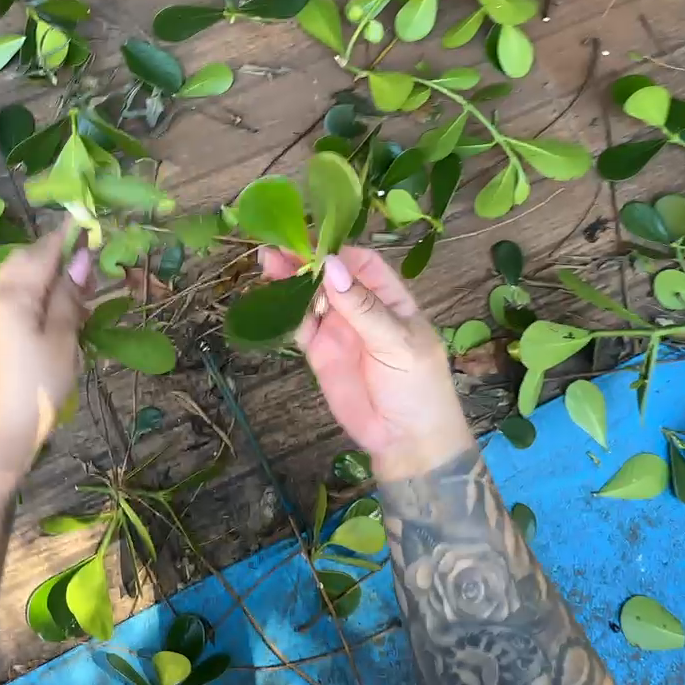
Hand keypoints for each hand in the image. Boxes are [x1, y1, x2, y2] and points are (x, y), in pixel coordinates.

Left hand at [0, 230, 91, 478]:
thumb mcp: (63, 339)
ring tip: (86, 288)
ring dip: (52, 275)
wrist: (1, 435)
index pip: (42, 251)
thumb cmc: (37, 387)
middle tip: (92, 262)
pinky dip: (43, 294)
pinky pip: (20, 299)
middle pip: (27, 260)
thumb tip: (80, 259)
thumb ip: (69, 296)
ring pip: (23, 279)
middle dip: (58, 253)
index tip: (92, 222)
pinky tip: (67, 310)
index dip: (67, 235)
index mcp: (12, 295)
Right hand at [260, 247, 471, 480]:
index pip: (360, 263)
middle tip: (276, 250)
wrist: (405, 438)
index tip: (311, 245)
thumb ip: (363, 306)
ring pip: (309, 297)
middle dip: (304, 261)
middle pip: (328, 275)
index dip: (336, 252)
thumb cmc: (417, 385)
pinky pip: (298, 324)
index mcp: (388, 297)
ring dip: (288, 280)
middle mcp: (359, 307)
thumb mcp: (398, 342)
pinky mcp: (318, 350)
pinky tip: (267, 296)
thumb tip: (330, 267)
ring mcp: (337, 328)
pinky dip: (282, 310)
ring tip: (266, 264)